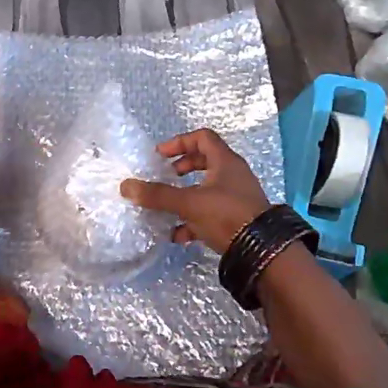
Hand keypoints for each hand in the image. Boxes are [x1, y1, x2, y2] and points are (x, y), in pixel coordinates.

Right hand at [120, 129, 270, 253]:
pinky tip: (178, 234)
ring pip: (206, 188)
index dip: (179, 142)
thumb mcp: (188, 203)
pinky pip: (210, 212)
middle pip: (205, 161)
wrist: (260, 249)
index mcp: (225, 162)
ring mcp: (236, 197)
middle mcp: (233, 175)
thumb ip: (157, 195)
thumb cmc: (226, 215)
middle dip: (181, 168)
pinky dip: (192, 219)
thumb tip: (126, 186)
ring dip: (185, 195)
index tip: (160, 155)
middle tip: (165, 176)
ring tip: (167, 206)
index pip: (202, 138)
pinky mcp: (236, 218)